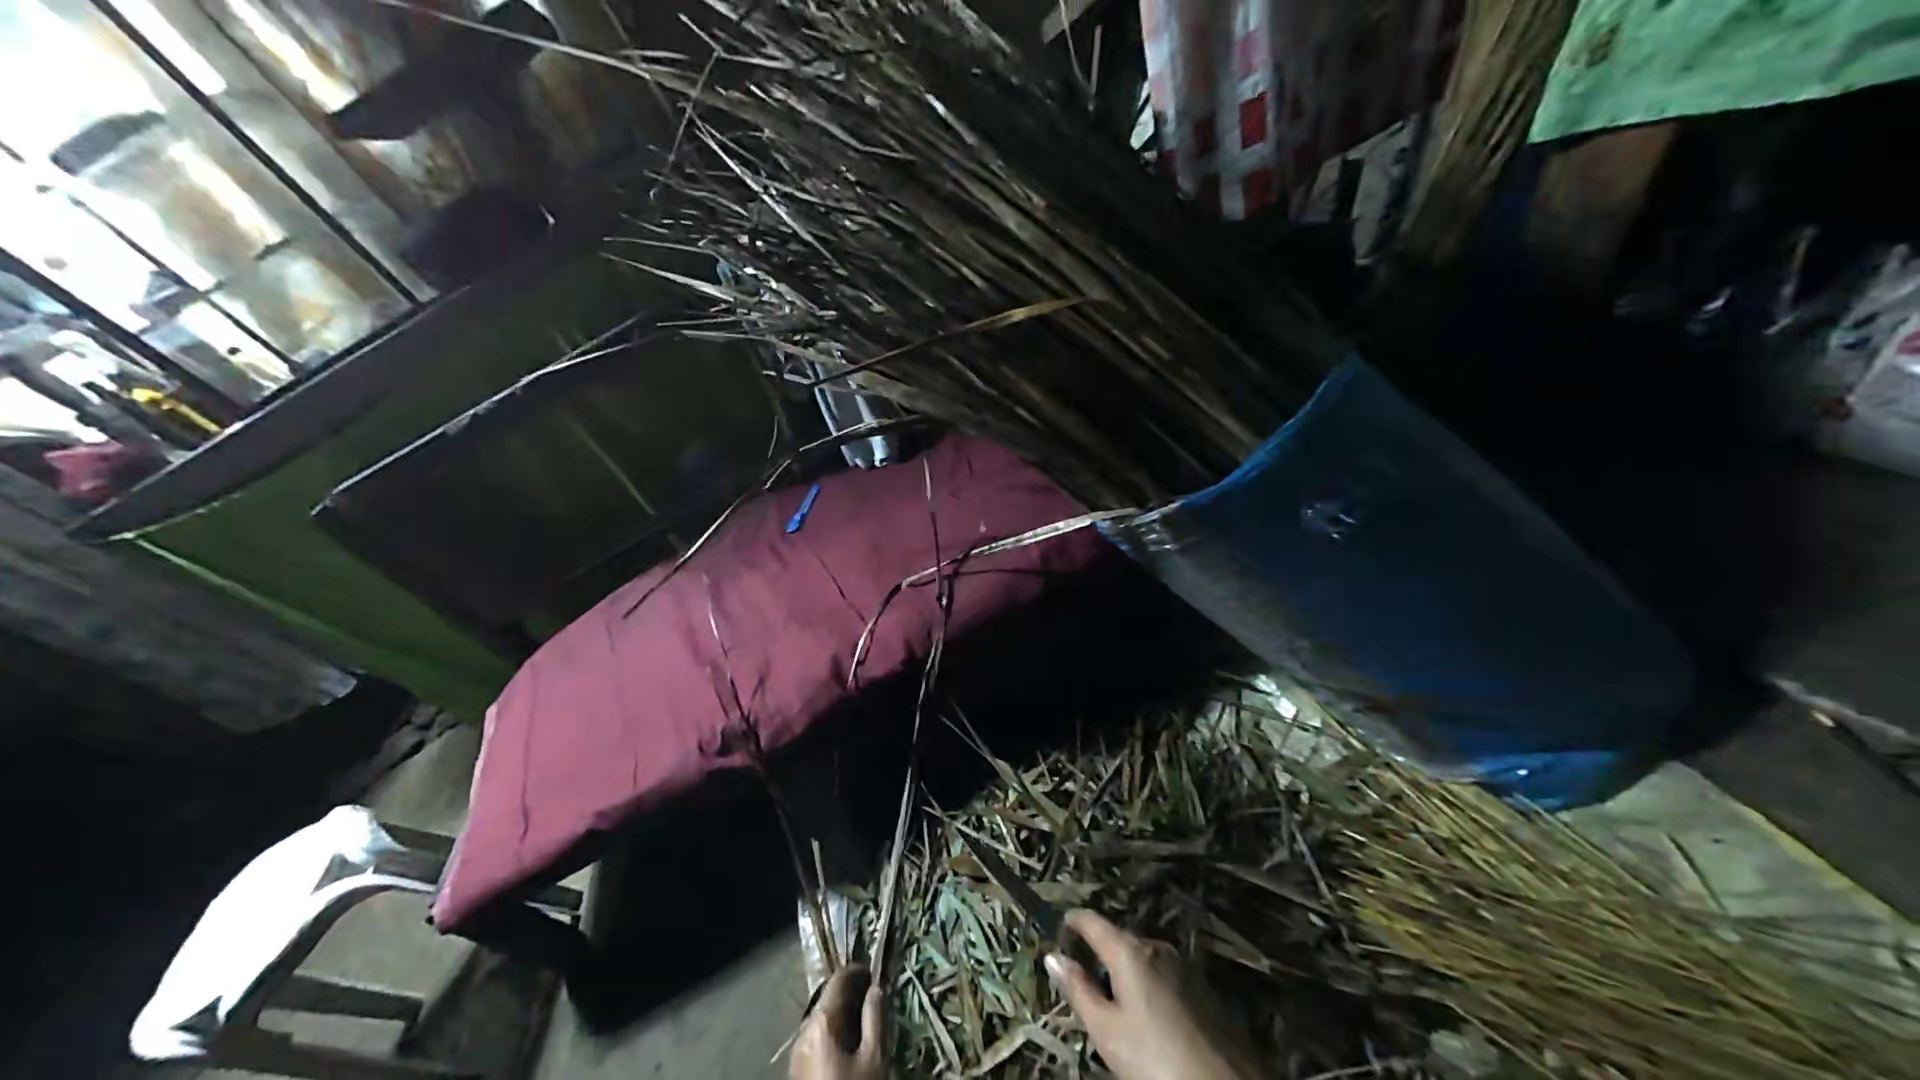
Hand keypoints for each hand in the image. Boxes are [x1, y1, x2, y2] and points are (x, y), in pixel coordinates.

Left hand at [790, 963, 886, 1079]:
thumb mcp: (873, 1059)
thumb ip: (875, 1019)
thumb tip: (875, 988)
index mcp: (821, 1022)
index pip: (837, 981)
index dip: (856, 971)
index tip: (873, 971)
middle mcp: (804, 1030)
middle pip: (827, 998)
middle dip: (850, 992)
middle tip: (872, 993)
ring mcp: (797, 1052)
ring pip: (821, 1018)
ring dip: (841, 1011)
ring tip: (864, 1017)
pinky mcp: (797, 1069)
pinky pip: (816, 1037)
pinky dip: (833, 1029)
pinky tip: (848, 1041)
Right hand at [1046, 909, 1263, 1079]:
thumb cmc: (1157, 1061)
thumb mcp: (1107, 1031)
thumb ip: (1079, 990)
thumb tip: (1054, 956)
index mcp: (1130, 952)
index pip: (1094, 922)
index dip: (1075, 921)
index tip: (1061, 923)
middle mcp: (1157, 948)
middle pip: (1120, 940)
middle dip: (1100, 953)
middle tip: (1083, 978)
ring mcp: (1184, 966)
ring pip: (1143, 959)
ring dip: (1125, 972)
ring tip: (1113, 1003)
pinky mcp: (1203, 988)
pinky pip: (1163, 974)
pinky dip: (1147, 984)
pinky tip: (1146, 1017)